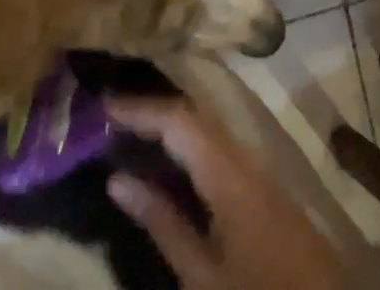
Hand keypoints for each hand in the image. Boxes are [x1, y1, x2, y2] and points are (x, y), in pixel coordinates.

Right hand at [107, 97, 347, 289]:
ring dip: (176, 125)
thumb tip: (117, 179)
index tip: (102, 107)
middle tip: (114, 115)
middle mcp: (252, 166)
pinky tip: (178, 166)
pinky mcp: (278, 199)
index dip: (139, 108)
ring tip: (137, 134)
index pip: (179, 120)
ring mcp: (270, 180)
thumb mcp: (203, 276)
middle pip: (200, 116)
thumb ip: (162, 223)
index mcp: (232, 178)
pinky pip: (228, 153)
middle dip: (156, 109)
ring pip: (216, 132)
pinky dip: (196, 146)